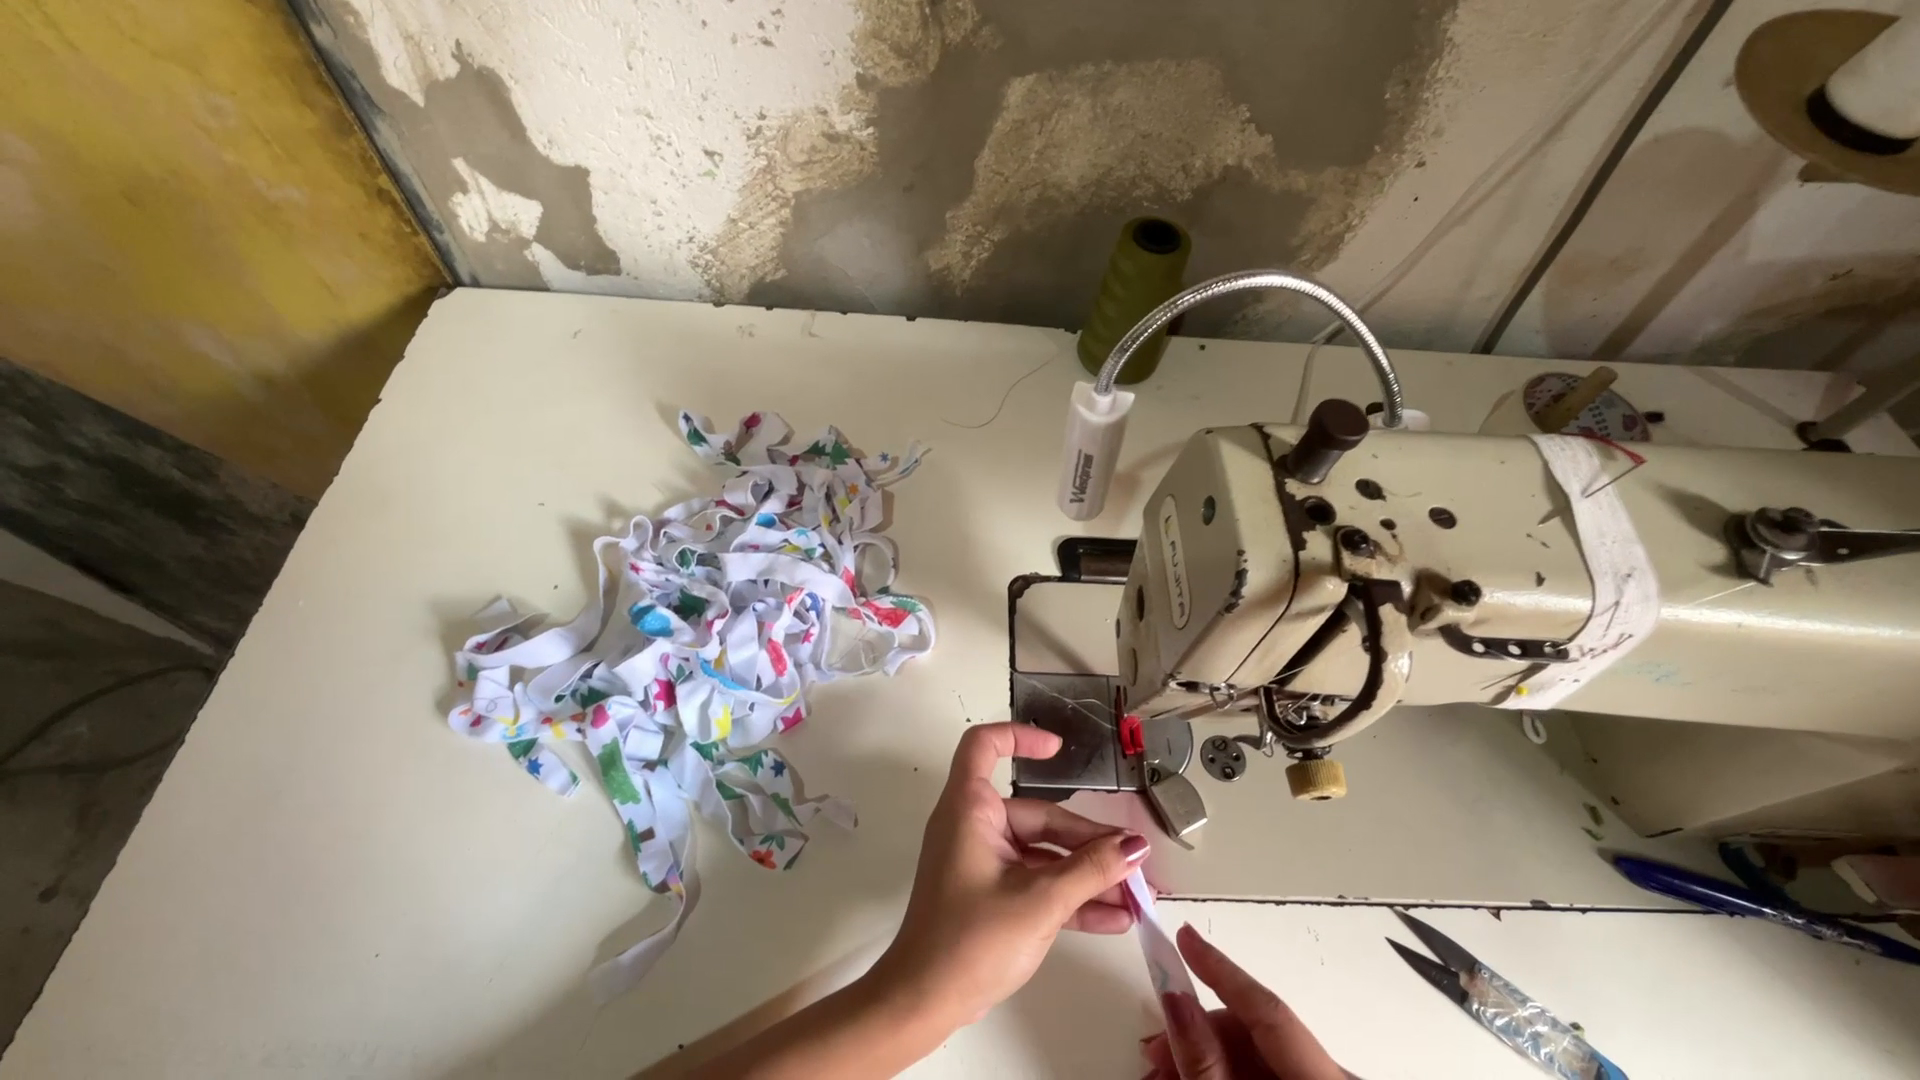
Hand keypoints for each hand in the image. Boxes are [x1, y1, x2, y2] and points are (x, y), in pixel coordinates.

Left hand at [871, 722, 1149, 1027]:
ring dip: (1088, 875)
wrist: (924, 1002)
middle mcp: (975, 827)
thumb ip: (1091, 871)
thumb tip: (1136, 846)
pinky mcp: (992, 895)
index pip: (984, 747)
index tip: (1059, 749)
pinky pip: (1038, 882)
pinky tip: (1114, 918)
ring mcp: (984, 863)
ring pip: (1044, 854)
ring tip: (1136, 895)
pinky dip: (1070, 897)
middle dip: (1089, 841)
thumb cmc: (971, 940)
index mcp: (970, 810)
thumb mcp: (1039, 902)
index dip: (1019, 737)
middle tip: (1136, 863)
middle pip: (1039, 815)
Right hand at [1141, 924, 1345, 1078]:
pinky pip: (1264, 1073)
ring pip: (1255, 1054)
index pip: (1267, 1008)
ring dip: (1205, 1056)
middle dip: (1198, 1033)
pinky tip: (1192, 1078)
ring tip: (1163, 1075)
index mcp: (1324, 1078)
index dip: (1221, 969)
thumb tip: (1174, 996)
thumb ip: (1202, 1058)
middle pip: (1255, 1032)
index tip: (1184, 935)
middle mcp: (1334, 1077)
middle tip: (1155, 1050)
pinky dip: (1224, 1073)